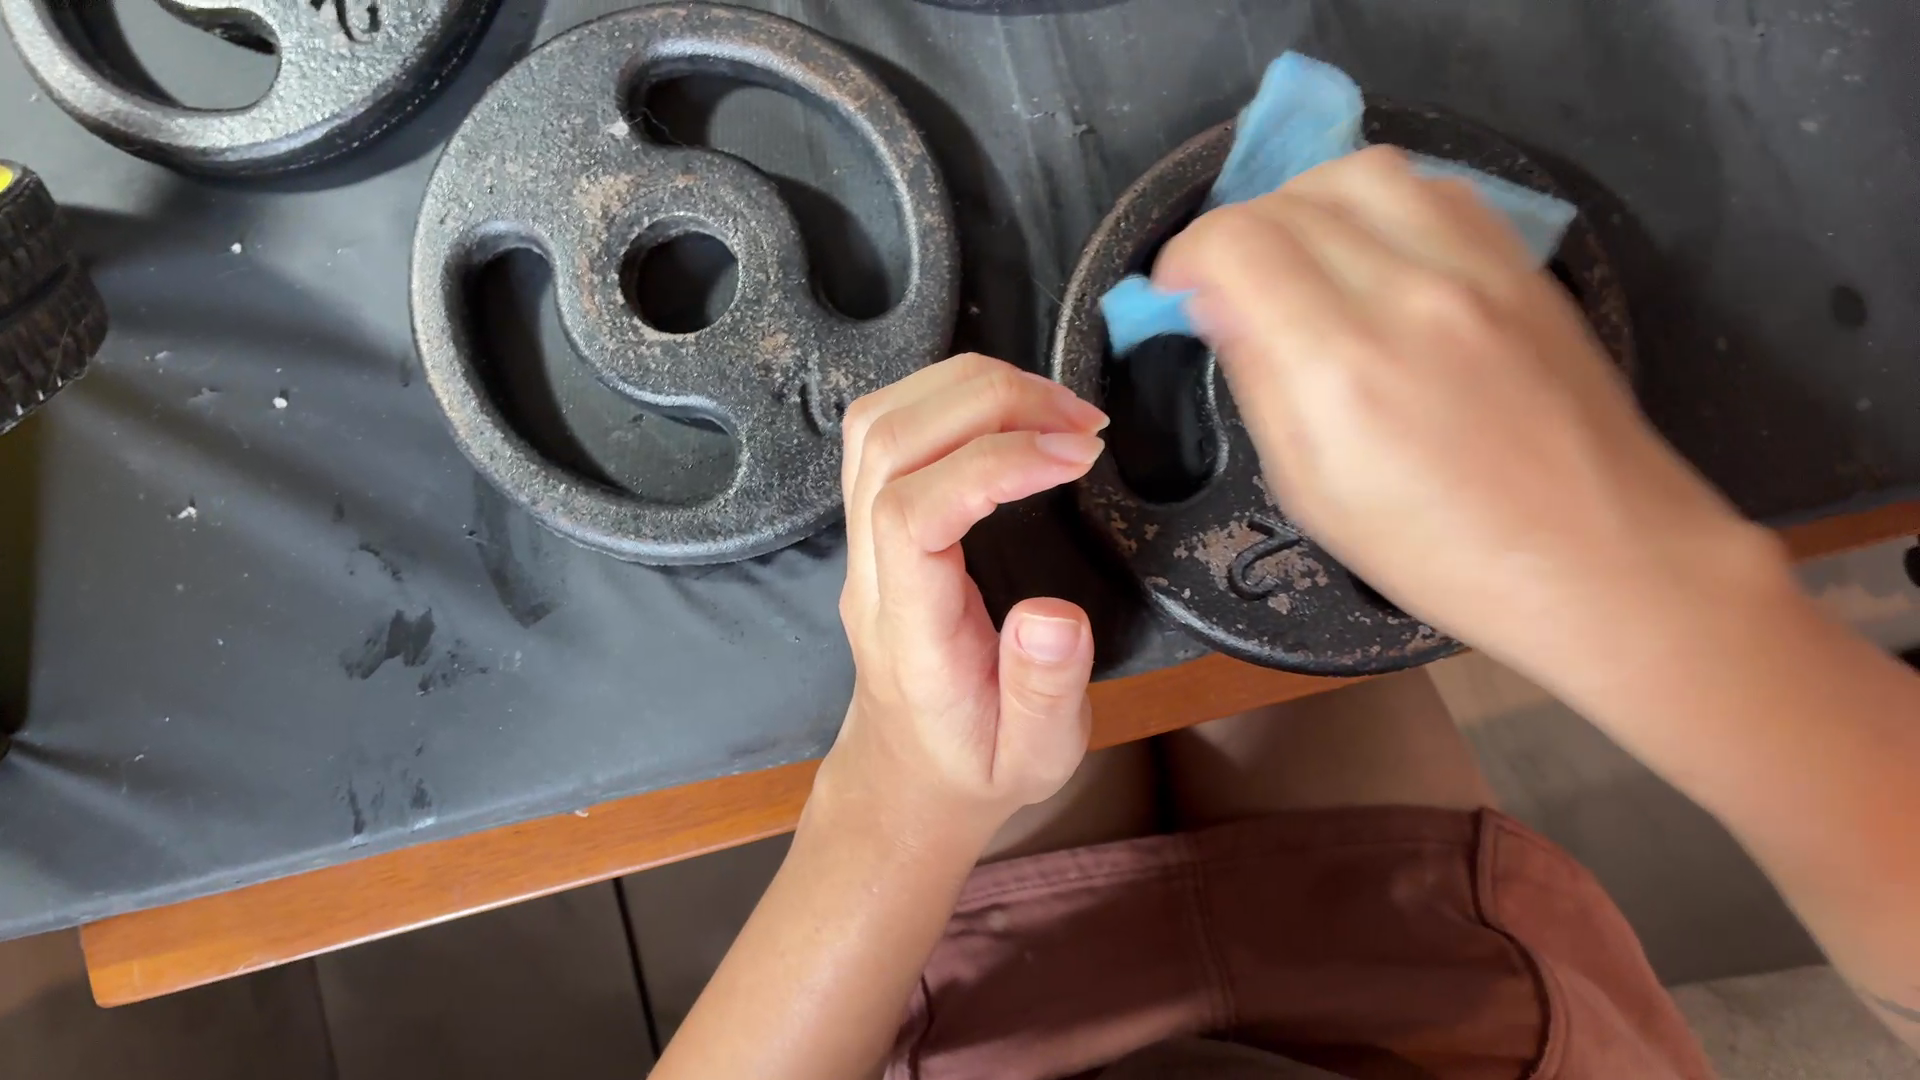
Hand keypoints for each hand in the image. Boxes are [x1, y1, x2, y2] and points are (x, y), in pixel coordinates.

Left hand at [822, 354, 1110, 854]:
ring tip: (1053, 407)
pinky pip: (886, 432)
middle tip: (1081, 418)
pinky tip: (1010, 414)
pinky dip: (948, 398)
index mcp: (908, 627)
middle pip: (888, 443)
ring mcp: (862, 540)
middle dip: (990, 401)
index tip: (1077, 453)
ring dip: (968, 389)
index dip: (992, 463)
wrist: (908, 771)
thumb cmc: (973, 764)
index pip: (913, 512)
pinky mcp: (874, 523)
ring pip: (878, 424)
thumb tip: (1056, 611)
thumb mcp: (1033, 756)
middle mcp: (871, 569)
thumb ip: (1044, 690)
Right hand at [1153, 146, 1788, 682]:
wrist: (1592, 553)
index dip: (1187, 258)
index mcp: (1337, 364)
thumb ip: (1257, 378)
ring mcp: (1476, 267)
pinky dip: (1369, 203)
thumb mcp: (1305, 485)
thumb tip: (1215, 305)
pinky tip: (1362, 249)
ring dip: (1299, 204)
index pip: (1235, 245)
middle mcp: (1406, 292)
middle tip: (1225, 285)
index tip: (1177, 291)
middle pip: (1288, 200)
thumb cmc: (1426, 546)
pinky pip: (1428, 187)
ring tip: (1290, 257)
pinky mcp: (1522, 263)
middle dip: (1232, 234)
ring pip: (1358, 172)